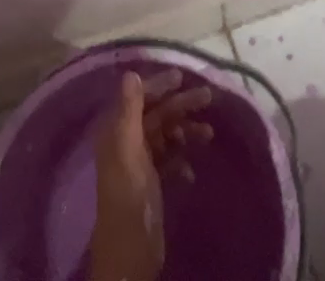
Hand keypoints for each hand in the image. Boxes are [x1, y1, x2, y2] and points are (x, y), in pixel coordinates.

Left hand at [89, 69, 213, 280]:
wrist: (131, 251)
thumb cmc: (129, 196)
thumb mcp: (127, 150)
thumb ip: (128, 112)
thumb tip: (131, 73)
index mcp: (116, 133)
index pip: (137, 99)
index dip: (158, 86)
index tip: (183, 76)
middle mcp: (125, 144)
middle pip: (155, 116)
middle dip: (180, 105)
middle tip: (208, 97)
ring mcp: (138, 166)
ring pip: (165, 137)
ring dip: (185, 131)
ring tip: (208, 134)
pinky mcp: (151, 185)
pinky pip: (169, 162)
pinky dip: (182, 159)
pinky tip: (192, 168)